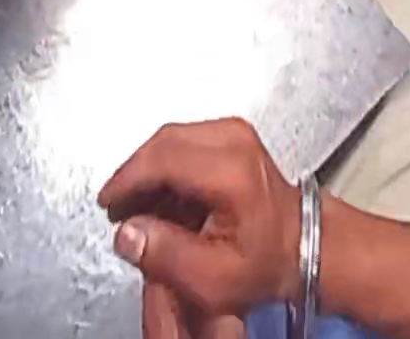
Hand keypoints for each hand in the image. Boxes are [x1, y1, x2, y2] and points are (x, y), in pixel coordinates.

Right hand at [99, 118, 302, 321]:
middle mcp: (233, 138)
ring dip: (149, 167)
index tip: (108, 202)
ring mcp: (234, 130)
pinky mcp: (233, 132)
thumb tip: (126, 232)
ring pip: (173, 137)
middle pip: (166, 141)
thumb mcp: (214, 279)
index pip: (165, 158)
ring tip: (136, 206)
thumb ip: (166, 255)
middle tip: (117, 207)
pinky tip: (160, 195)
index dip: (129, 178)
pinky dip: (166, 163)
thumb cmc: (262, 262)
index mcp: (230, 169)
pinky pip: (186, 138)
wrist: (301, 241)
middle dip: (135, 172)